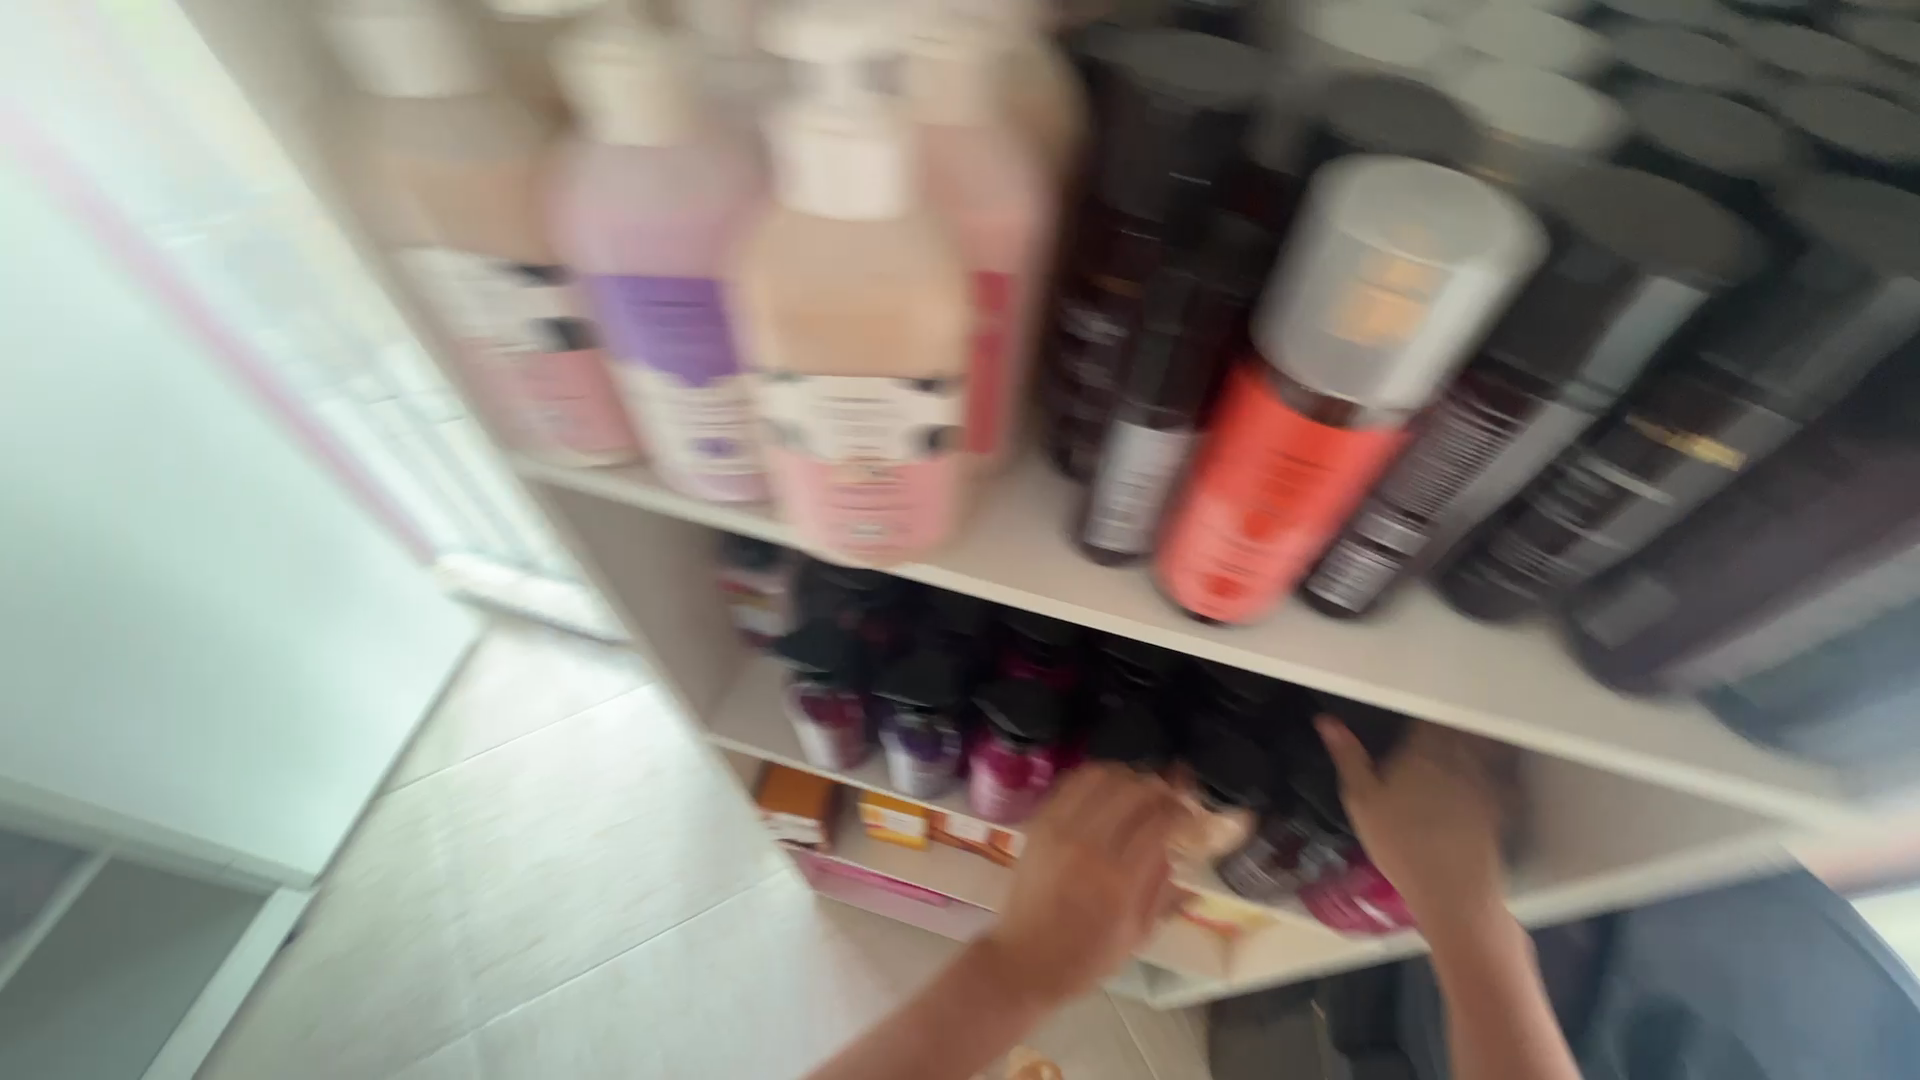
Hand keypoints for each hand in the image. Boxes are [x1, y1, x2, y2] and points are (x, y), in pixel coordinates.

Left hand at [981, 764, 1186, 1007]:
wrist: (1025, 959)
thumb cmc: (1086, 957)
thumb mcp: (1138, 934)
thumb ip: (1162, 888)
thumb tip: (1182, 850)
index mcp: (1120, 880)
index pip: (1160, 822)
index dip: (1181, 811)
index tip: (1189, 814)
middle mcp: (1090, 845)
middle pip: (1134, 791)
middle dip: (1159, 789)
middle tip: (1168, 799)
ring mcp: (1060, 828)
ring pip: (1103, 777)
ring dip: (1129, 777)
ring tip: (1140, 790)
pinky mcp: (1040, 821)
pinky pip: (1073, 782)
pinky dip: (1097, 777)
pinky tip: (1109, 787)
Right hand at [1317, 716, 1513, 938]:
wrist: (1453, 892)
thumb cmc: (1399, 843)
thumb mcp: (1361, 800)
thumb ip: (1348, 756)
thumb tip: (1325, 720)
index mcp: (1421, 752)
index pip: (1427, 716)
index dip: (1420, 707)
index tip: (1411, 703)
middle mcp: (1457, 760)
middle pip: (1458, 727)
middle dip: (1449, 718)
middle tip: (1436, 714)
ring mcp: (1483, 783)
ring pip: (1482, 745)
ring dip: (1474, 735)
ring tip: (1462, 731)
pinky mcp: (1499, 806)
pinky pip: (1498, 773)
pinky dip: (1494, 764)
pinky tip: (1487, 768)